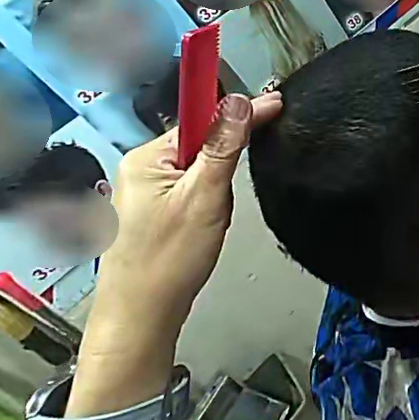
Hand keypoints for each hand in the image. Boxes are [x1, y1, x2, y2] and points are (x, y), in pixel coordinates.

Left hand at [91, 92, 282, 346]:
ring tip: (225, 204)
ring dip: (219, 176)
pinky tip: (214, 210)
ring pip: (197, 164)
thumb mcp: (205, 197)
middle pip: (199, 140)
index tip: (278, 103)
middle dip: (228, 153)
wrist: (141, 319)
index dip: (240, 112)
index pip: (201, 119)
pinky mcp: (152, 209)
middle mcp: (140, 167)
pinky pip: (190, 182)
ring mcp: (143, 190)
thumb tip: (237, 100)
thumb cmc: (170, 259)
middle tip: (250, 168)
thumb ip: (223, 146)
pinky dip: (209, 189)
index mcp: (146, 158)